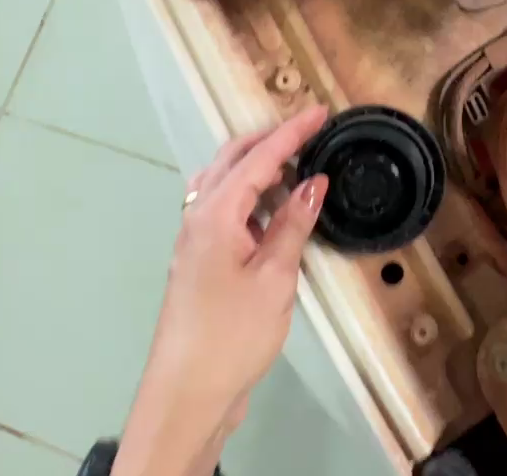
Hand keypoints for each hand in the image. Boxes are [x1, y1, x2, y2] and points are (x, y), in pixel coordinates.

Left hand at [116, 106, 329, 475]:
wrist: (185, 395)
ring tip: (296, 162)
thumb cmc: (233, 334)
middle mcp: (198, 216)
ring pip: (224, 181)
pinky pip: (224, 205)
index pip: (260, 158)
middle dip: (269, 138)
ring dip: (257, 164)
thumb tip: (314, 182)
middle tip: (308, 130)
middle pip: (233, 158)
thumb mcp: (275, 277)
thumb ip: (293, 224)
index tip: (321, 111)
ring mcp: (195, 238)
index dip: (293, 132)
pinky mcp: (199, 258)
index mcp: (215, 213)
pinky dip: (249, 192)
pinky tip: (273, 206)